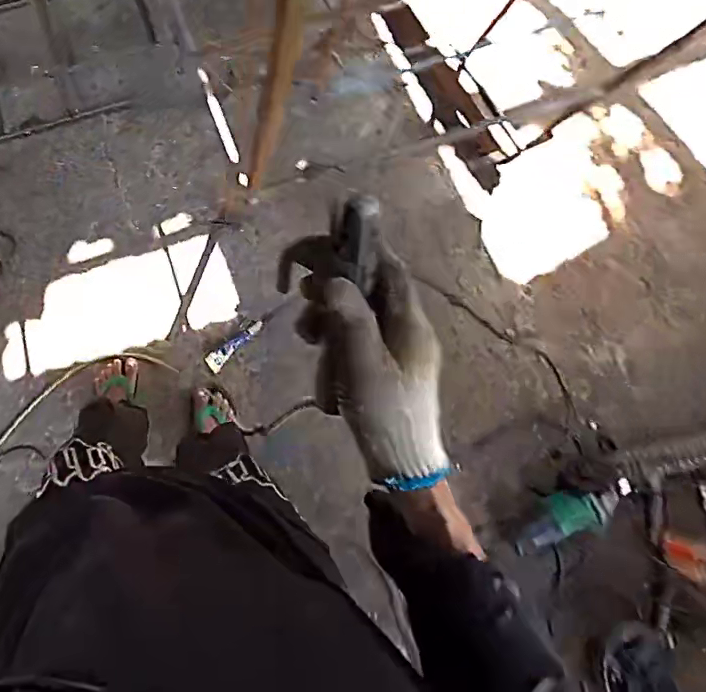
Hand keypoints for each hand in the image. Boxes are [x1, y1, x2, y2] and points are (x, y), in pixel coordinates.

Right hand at [297, 247, 451, 489]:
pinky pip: (353, 333)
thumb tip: (331, 278)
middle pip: (365, 284)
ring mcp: (394, 344)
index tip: (326, 239)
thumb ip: (350, 316)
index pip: (387, 265)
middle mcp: (403, 324)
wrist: (403, 466)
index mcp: (408, 319)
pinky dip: (332, 335)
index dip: (359, 245)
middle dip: (330, 283)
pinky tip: (319, 352)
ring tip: (307, 333)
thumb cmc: (387, 412)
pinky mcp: (382, 361)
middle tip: (298, 290)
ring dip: (326, 312)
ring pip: (354, 309)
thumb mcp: (364, 362)